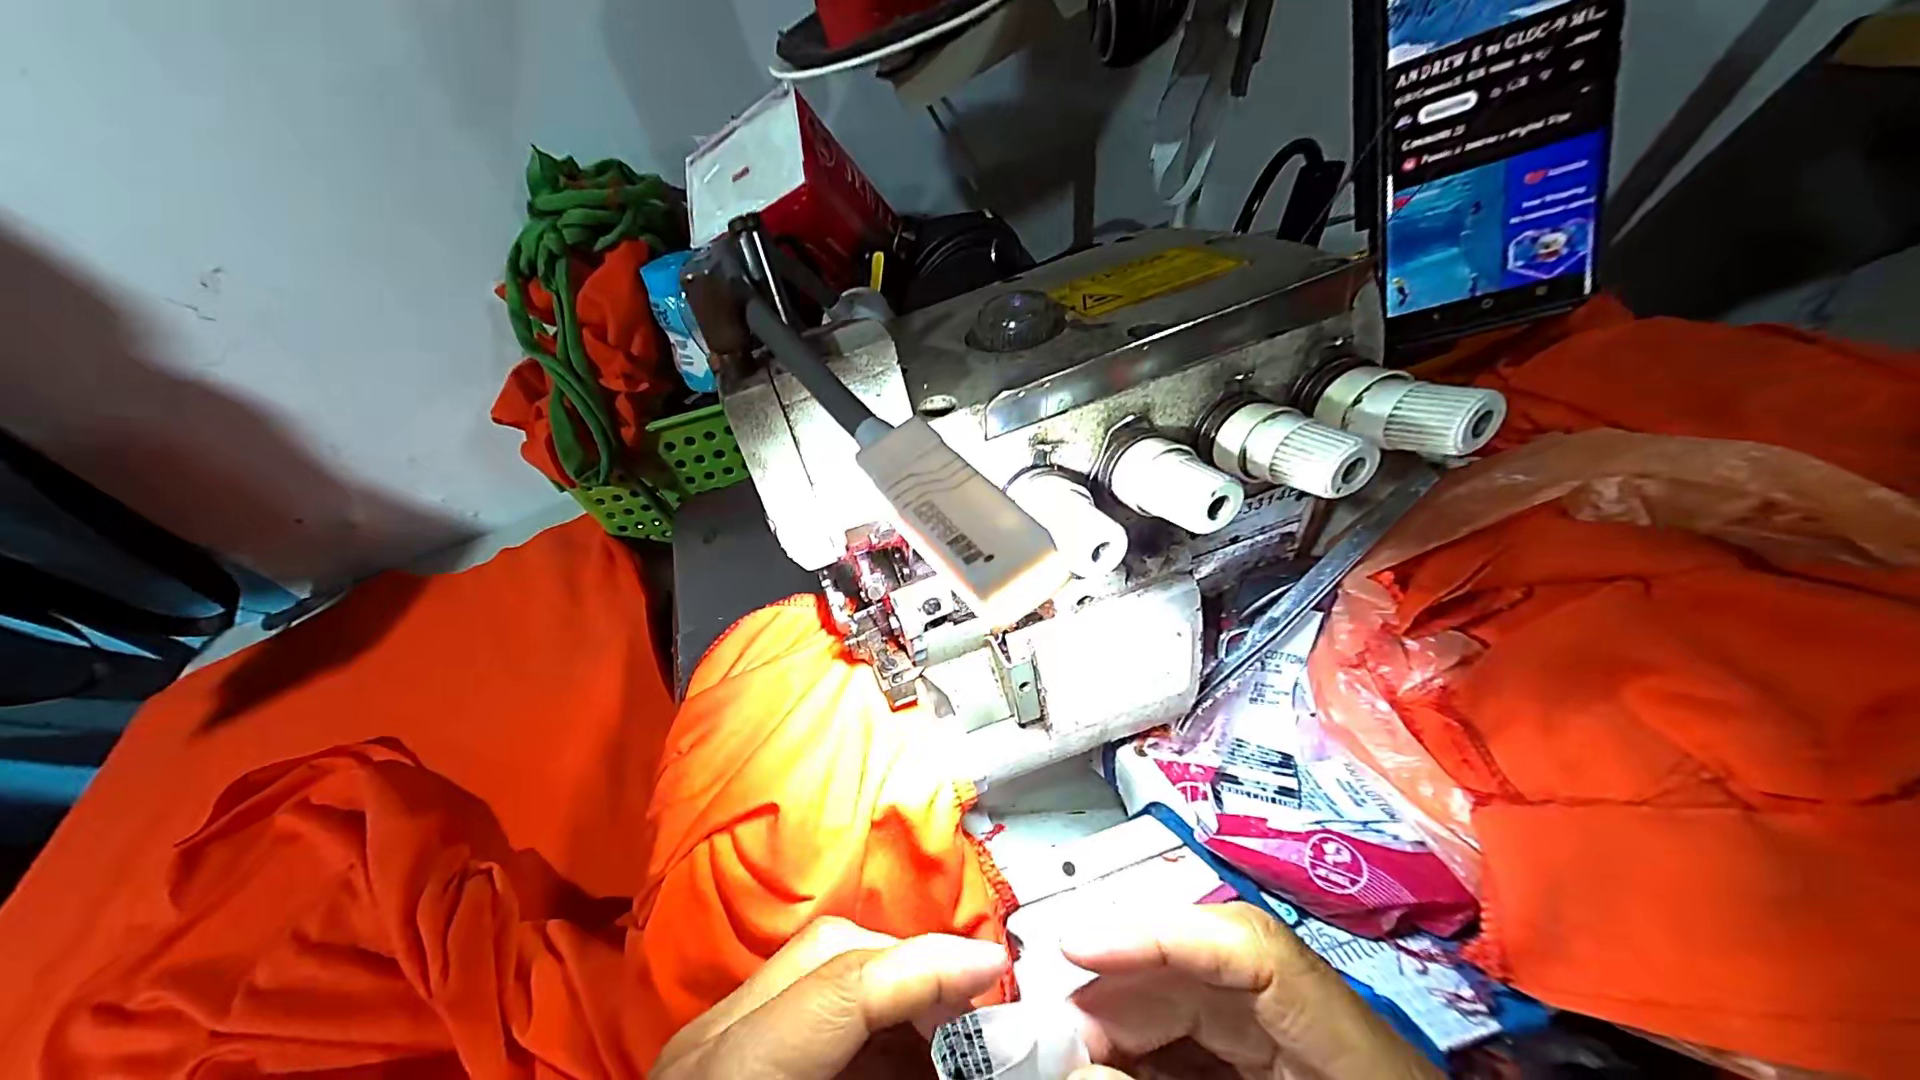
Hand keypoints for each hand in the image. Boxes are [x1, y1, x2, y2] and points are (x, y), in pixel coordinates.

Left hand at [652, 916, 1008, 1079]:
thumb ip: (903, 1079)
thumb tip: (969, 1057)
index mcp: (728, 1075)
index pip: (842, 983)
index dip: (926, 965)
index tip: (991, 965)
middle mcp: (711, 1039)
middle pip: (832, 951)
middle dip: (913, 967)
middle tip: (975, 1008)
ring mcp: (710, 1037)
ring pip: (822, 963)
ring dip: (895, 989)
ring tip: (948, 1032)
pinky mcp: (720, 1047)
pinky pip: (807, 1000)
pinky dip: (865, 1018)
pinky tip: (900, 1054)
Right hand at [1061, 903, 1443, 1079]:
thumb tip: (1077, 1069)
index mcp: (1353, 1047)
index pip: (1252, 949)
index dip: (1156, 934)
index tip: (1077, 945)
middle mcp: (1320, 1027)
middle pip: (1201, 975)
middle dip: (1121, 995)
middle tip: (1059, 1034)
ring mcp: (1295, 1049)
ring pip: (1190, 1008)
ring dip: (1124, 1027)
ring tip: (1075, 1054)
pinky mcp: (1273, 1068)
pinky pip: (1198, 1047)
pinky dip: (1148, 1056)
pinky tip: (1111, 1069)